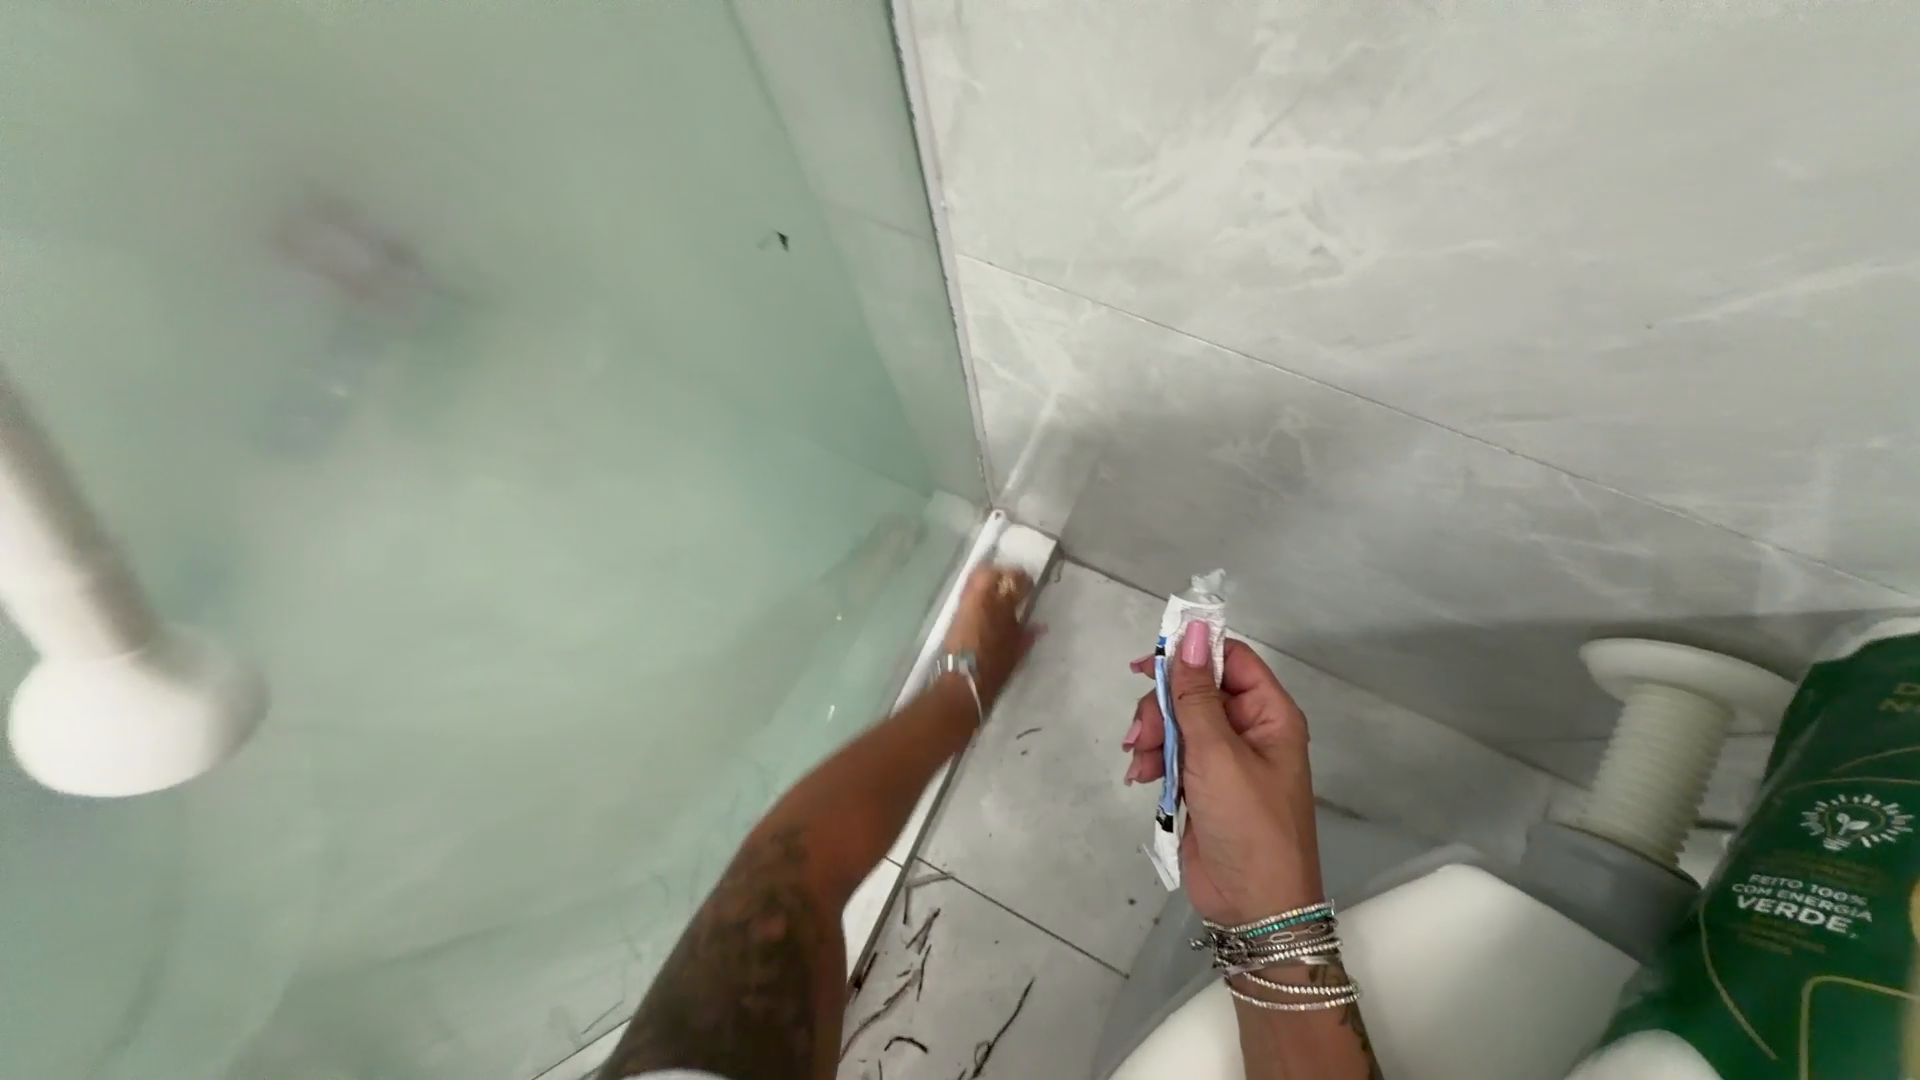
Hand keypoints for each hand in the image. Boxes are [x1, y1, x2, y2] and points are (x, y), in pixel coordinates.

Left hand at [942, 565, 1036, 715]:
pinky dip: (979, 591)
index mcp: (1001, 605)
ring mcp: (966, 604)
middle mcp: (981, 599)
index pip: (1016, 581)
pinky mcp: (956, 612)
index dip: (1024, 579)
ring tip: (1000, 591)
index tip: (1030, 585)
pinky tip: (988, 603)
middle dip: (1004, 573)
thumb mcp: (1016, 651)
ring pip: (976, 578)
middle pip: (990, 573)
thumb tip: (1041, 626)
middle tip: (1014, 583)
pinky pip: (968, 591)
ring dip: (990, 580)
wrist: (962, 681)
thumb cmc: (994, 668)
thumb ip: (1028, 634)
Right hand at [1122, 626, 1323, 924]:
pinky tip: (1141, 777)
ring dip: (1152, 735)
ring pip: (1177, 720)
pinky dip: (1153, 759)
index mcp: (1268, 713)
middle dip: (1162, 705)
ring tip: (1139, 762)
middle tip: (1140, 731)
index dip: (1190, 653)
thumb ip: (1196, 693)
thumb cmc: (1247, 823)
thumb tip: (1191, 631)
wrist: (1253, 906)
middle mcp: (1248, 728)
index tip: (1146, 661)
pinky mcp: (1202, 782)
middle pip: (1195, 689)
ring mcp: (1224, 757)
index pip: (1229, 659)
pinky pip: (1171, 751)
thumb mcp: (1217, 753)